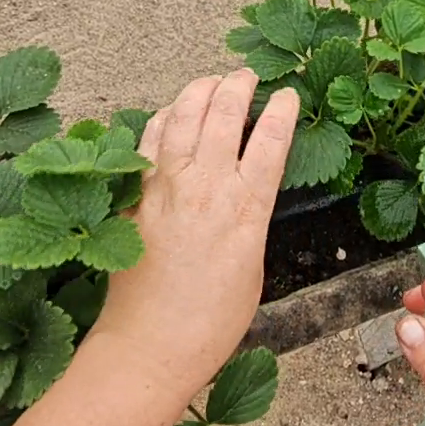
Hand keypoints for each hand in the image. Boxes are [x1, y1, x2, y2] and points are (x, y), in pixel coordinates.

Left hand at [88, 69, 297, 399]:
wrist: (148, 349)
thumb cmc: (209, 322)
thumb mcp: (253, 266)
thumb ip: (251, 218)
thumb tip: (246, 190)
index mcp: (245, 209)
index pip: (270, 140)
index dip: (282, 109)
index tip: (289, 94)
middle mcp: (205, 187)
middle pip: (224, 113)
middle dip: (240, 84)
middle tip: (247, 76)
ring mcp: (165, 186)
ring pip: (182, 115)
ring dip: (200, 89)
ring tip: (213, 80)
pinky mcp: (135, 194)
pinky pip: (149, 140)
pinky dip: (163, 117)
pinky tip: (171, 112)